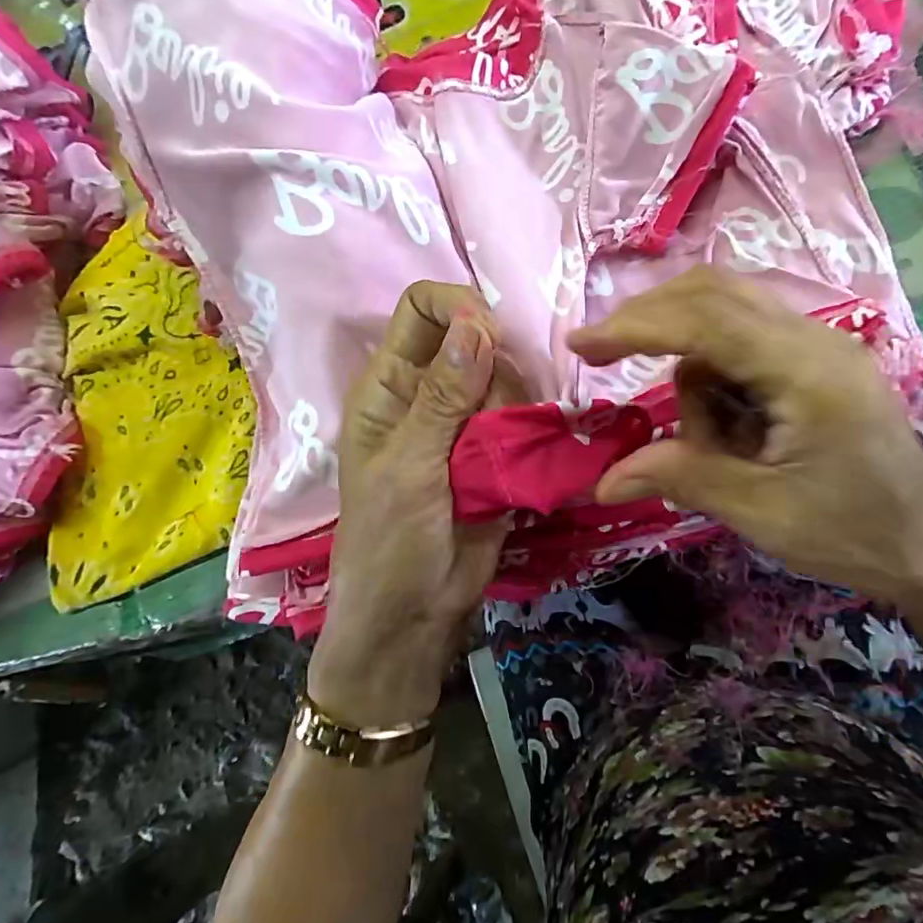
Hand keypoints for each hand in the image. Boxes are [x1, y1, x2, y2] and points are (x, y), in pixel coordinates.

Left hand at [310, 282, 511, 726]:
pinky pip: (526, 418)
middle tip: (496, 418)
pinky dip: (534, 429)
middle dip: (496, 367)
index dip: (457, 309)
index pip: (421, 310)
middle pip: (476, 338)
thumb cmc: (388, 540)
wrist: (413, 613)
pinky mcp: (497, 453)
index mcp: (389, 385)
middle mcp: (428, 393)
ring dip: (516, 406)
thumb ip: (443, 397)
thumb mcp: (408, 466)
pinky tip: (525, 459)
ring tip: (500, 456)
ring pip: (508, 379)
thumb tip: (474, 323)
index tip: (489, 340)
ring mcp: (465, 423)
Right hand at [567, 267, 922, 601]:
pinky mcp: (814, 361)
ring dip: (687, 363)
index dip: (635, 327)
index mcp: (807, 371)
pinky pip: (743, 343)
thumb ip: (679, 478)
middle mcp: (815, 340)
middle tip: (602, 355)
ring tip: (705, 440)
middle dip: (650, 320)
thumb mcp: (758, 511)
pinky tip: (726, 428)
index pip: (706, 322)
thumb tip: (602, 483)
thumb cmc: (852, 531)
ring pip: (726, 313)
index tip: (580, 346)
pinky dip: (711, 373)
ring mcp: (819, 346)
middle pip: (714, 293)